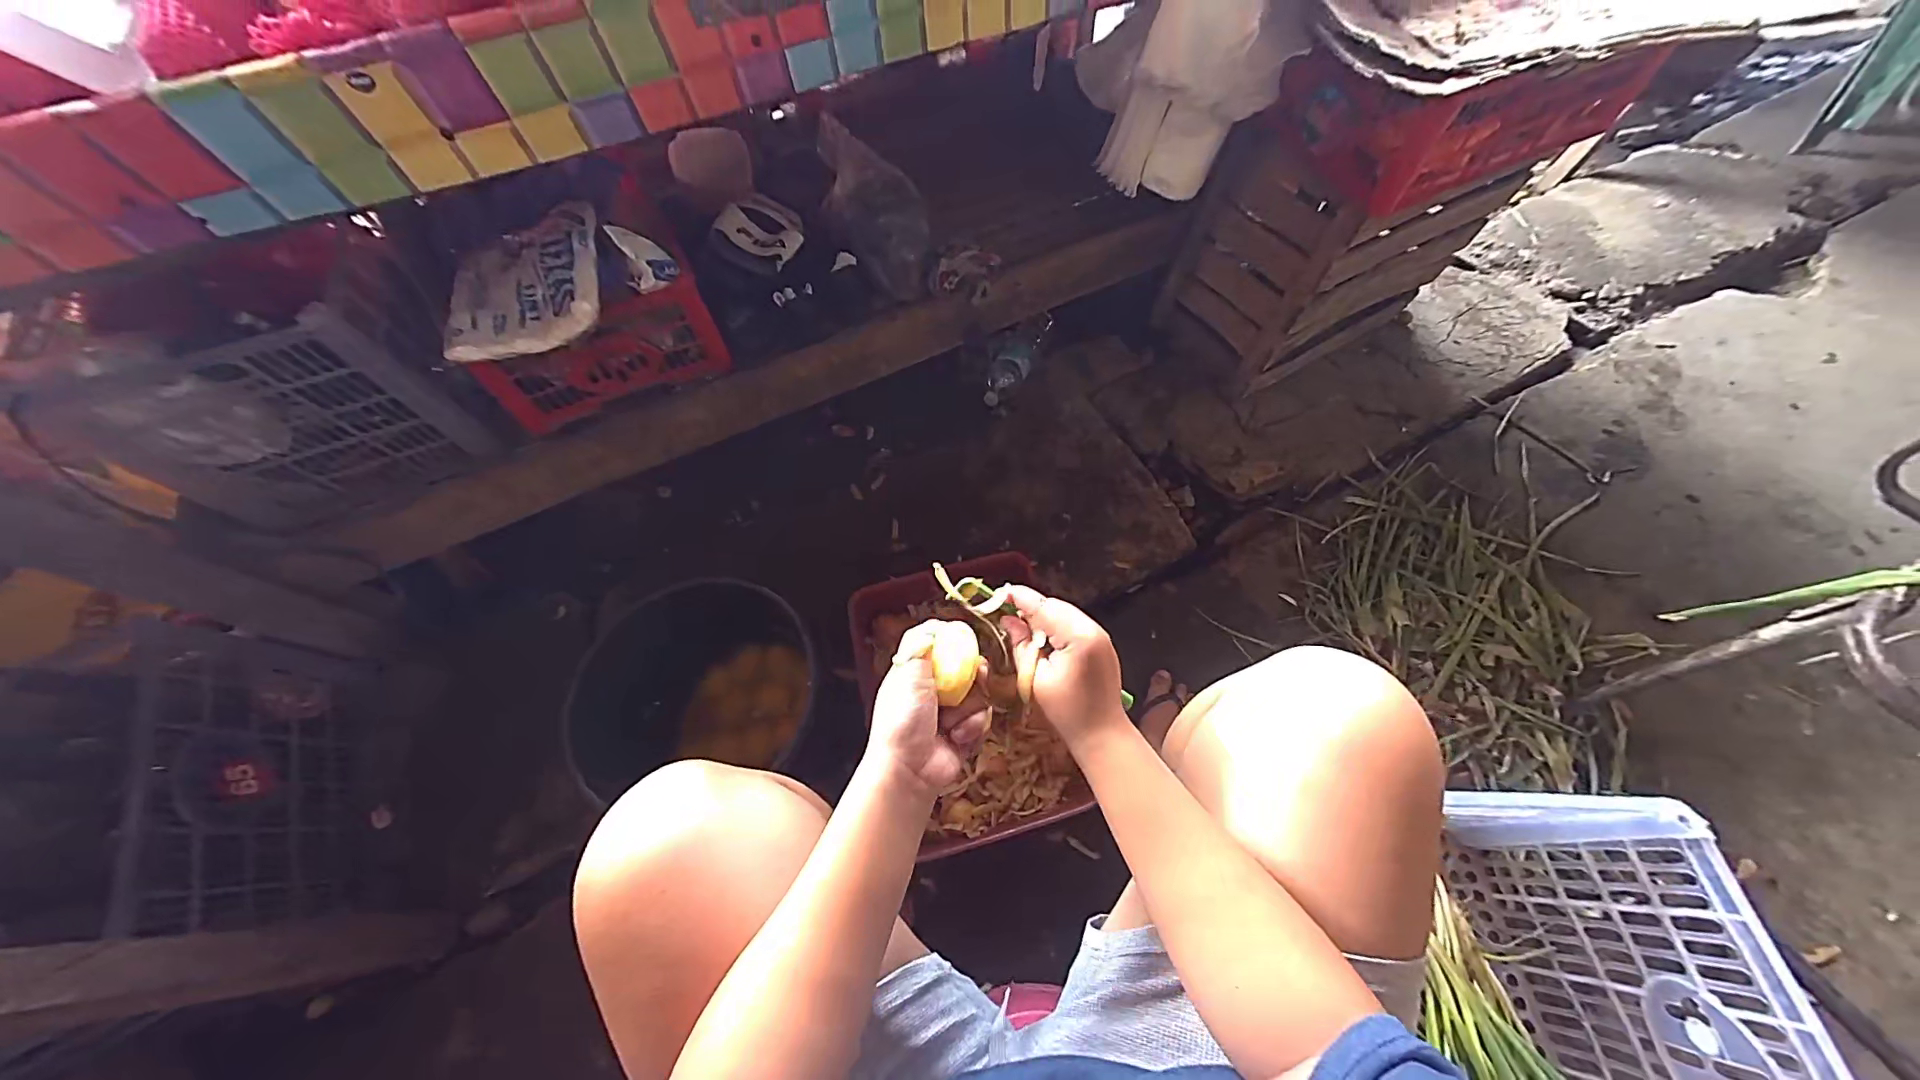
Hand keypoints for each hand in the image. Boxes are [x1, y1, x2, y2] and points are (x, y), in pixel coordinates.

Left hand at [869, 621, 992, 795]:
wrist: (909, 771)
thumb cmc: (901, 724)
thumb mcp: (908, 675)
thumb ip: (922, 646)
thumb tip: (934, 624)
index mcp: (917, 673)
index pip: (944, 648)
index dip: (959, 647)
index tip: (966, 650)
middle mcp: (935, 689)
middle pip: (969, 670)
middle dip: (973, 678)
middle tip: (973, 682)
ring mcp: (952, 711)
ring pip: (980, 694)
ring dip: (969, 709)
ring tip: (951, 723)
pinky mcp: (966, 731)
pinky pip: (984, 718)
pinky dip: (973, 727)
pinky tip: (957, 736)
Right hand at [998, 585, 1127, 746]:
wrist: (1102, 733)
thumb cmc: (1068, 712)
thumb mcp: (1035, 679)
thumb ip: (1021, 645)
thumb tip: (1009, 621)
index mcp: (1078, 636)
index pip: (1043, 607)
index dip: (1019, 598)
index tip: (1000, 593)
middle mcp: (1093, 629)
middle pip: (1055, 605)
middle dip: (1030, 606)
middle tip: (1006, 611)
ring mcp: (1100, 635)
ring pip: (1064, 612)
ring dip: (1042, 615)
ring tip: (1021, 624)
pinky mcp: (1101, 643)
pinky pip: (1073, 623)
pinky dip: (1055, 625)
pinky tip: (1041, 636)